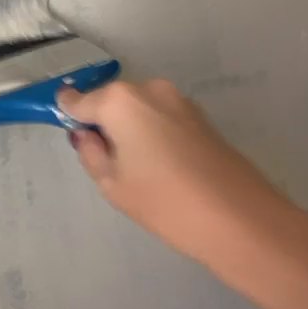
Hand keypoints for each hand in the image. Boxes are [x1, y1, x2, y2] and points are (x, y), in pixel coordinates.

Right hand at [59, 80, 297, 257]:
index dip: (69, 114)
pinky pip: (161, 118)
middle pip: (110, 101)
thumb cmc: (164, 201)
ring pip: (138, 109)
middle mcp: (148, 89)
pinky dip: (152, 134)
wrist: (240, 219)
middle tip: (105, 160)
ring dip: (129, 128)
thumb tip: (88, 135)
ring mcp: (178, 101)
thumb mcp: (112, 184)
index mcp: (119, 100)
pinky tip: (161, 167)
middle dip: (103, 122)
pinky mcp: (200, 117)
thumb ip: (91, 153)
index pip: (79, 100)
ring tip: (137, 169)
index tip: (67, 130)